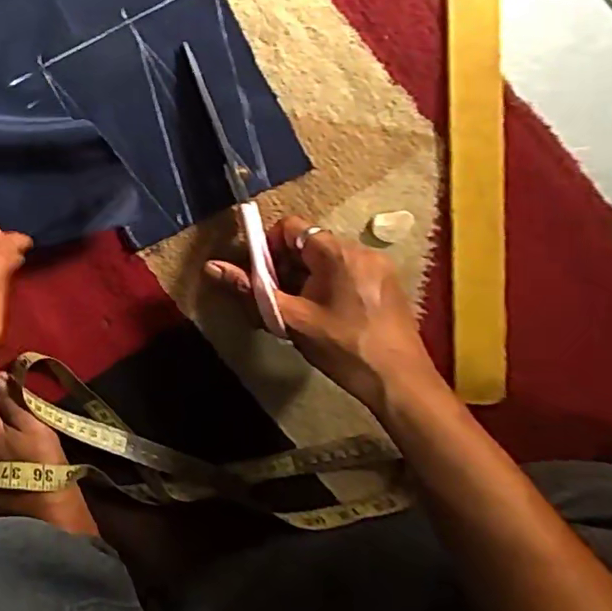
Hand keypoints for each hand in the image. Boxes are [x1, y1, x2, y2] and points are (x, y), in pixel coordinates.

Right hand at [204, 215, 443, 410]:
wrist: (400, 383)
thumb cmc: (342, 348)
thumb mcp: (290, 318)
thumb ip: (250, 288)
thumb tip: (211, 266)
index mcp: (337, 254)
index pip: (291, 227)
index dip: (267, 246)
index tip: (259, 276)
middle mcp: (360, 252)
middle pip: (307, 243)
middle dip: (283, 266)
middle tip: (273, 298)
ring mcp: (377, 268)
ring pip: (324, 260)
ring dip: (302, 277)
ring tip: (296, 311)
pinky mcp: (386, 285)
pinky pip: (344, 272)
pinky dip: (324, 284)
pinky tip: (321, 315)